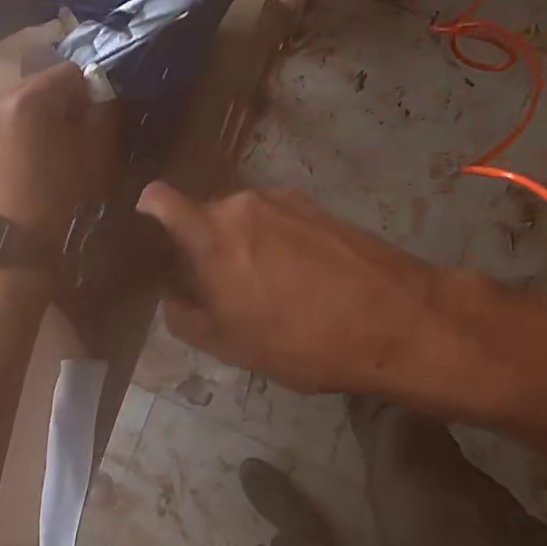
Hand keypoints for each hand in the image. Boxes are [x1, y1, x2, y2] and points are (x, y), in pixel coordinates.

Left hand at [0, 64, 109, 240]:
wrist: (21, 244)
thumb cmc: (65, 197)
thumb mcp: (97, 151)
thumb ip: (102, 110)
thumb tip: (102, 91)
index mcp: (28, 99)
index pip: (70, 72)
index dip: (91, 91)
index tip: (98, 118)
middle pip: (42, 83)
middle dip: (64, 101)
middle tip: (79, 134)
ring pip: (23, 99)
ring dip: (43, 113)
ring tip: (56, 146)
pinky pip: (6, 117)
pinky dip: (23, 126)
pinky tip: (34, 154)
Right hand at [136, 183, 450, 394]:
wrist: (395, 319)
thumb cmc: (302, 341)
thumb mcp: (230, 345)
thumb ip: (185, 315)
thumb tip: (174, 294)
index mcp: (212, 235)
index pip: (161, 200)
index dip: (150, 213)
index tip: (158, 242)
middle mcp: (243, 205)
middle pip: (206, 218)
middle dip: (205, 248)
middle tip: (225, 292)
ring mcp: (286, 201)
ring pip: (245, 221)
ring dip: (245, 247)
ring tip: (272, 291)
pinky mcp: (318, 207)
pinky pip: (279, 221)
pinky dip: (277, 244)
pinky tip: (303, 280)